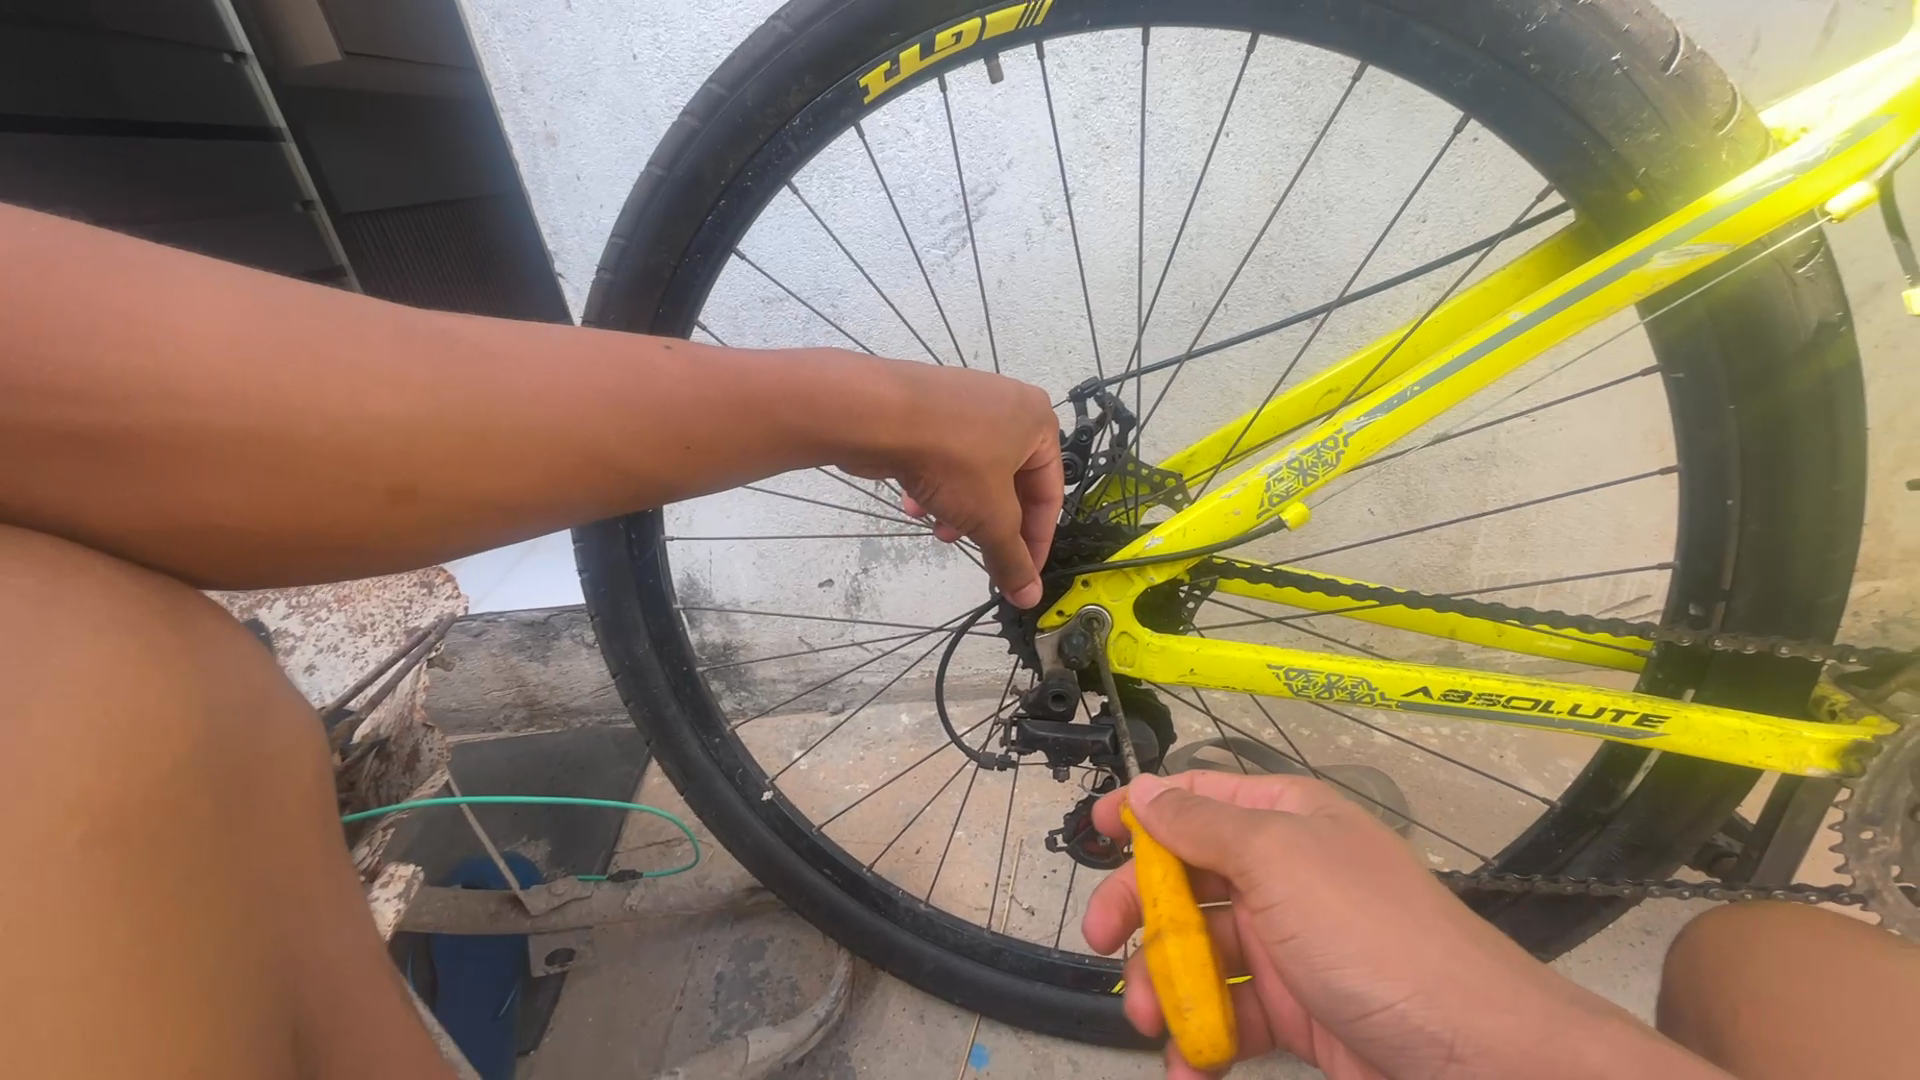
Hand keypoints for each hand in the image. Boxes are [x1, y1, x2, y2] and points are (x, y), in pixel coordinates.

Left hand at [840, 362, 1061, 607]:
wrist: (877, 415)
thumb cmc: (951, 458)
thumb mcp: (990, 518)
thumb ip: (1011, 559)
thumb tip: (1030, 596)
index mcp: (1038, 421)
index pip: (1049, 493)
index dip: (1037, 541)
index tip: (1022, 574)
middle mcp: (1007, 405)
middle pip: (1010, 484)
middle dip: (990, 523)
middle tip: (974, 548)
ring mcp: (965, 402)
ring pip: (975, 472)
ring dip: (961, 509)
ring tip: (939, 529)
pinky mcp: (930, 408)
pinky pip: (946, 455)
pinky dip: (937, 484)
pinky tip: (915, 504)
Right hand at [1083, 771, 1727, 1079]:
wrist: (1482, 1061)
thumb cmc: (1366, 932)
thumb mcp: (1277, 859)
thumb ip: (1200, 824)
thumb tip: (1144, 786)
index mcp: (1281, 819)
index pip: (1195, 799)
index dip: (1141, 810)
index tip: (1091, 831)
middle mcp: (1281, 872)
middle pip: (1187, 878)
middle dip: (1140, 910)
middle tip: (1102, 942)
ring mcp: (1288, 944)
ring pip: (1201, 952)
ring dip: (1167, 984)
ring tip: (1149, 1023)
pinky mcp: (1298, 1011)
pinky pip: (1232, 1014)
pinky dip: (1203, 1039)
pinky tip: (1186, 1067)